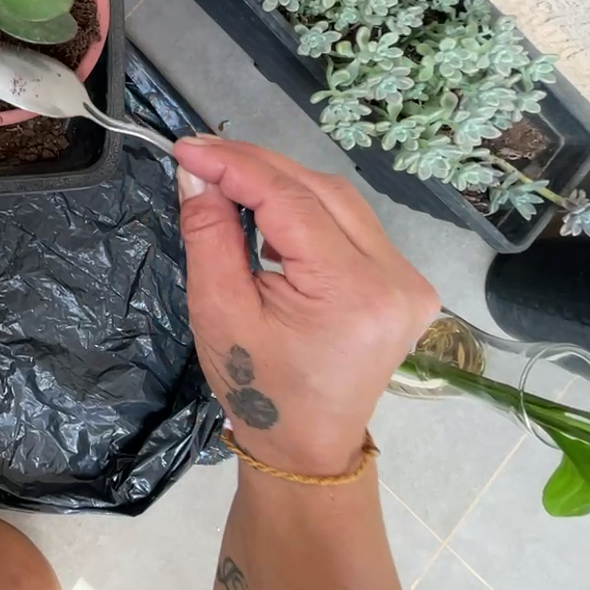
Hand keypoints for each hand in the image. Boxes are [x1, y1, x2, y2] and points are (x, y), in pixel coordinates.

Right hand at [175, 137, 438, 476]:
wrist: (305, 441)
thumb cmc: (254, 383)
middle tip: (197, 152)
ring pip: (335, 199)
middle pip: (319, 190)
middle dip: (254, 163)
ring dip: (275, 178)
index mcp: (352, 292)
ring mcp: (405, 279)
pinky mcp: (398, 281)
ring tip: (221, 170)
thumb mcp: (217, 307)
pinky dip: (297, 201)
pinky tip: (260, 204)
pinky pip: (344, 220)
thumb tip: (196, 174)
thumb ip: (209, 233)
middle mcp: (395, 278)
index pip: (290, 201)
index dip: (234, 166)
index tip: (184, 148)